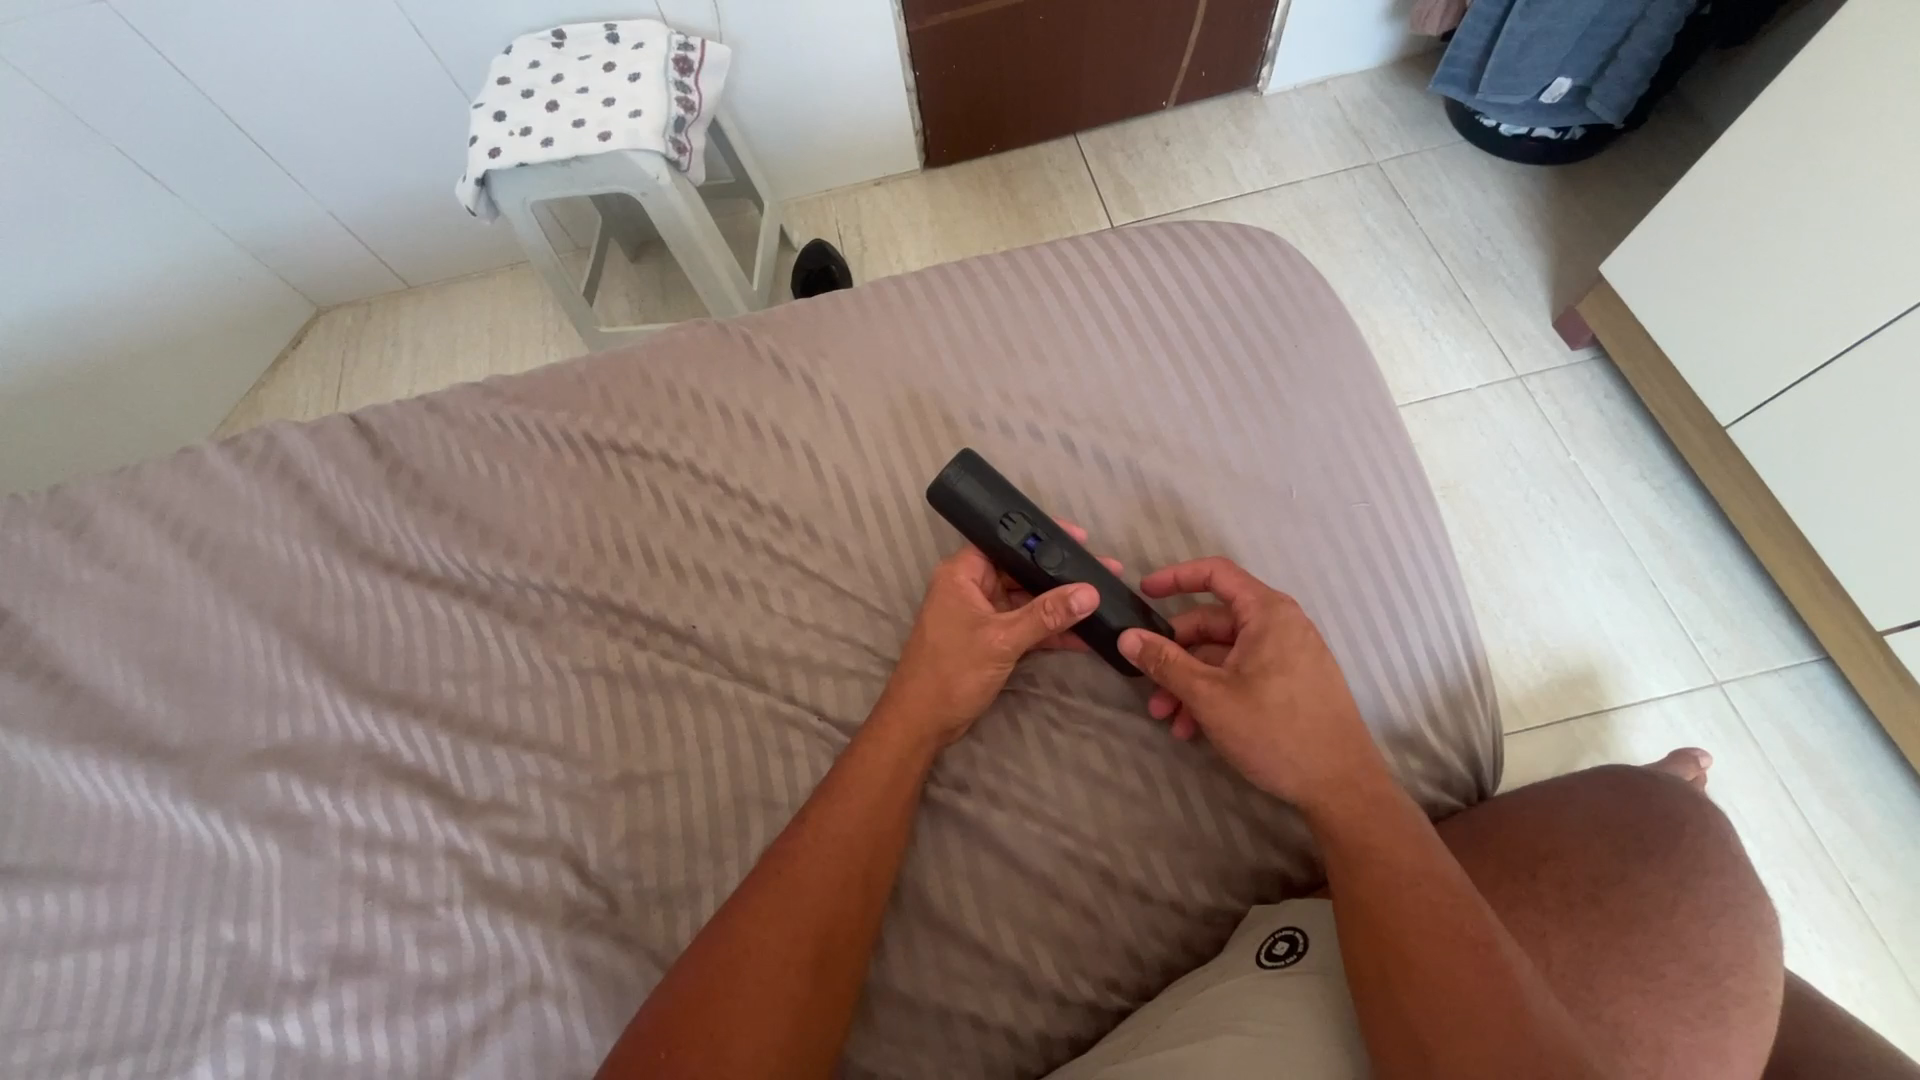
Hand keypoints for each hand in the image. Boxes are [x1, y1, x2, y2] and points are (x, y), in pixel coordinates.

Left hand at [878, 524, 1116, 748]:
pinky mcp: (990, 639)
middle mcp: (971, 587)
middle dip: (1059, 574)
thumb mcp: (1002, 639)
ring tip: (1103, 598)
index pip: (1005, 541)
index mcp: (962, 574)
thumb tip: (1089, 593)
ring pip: (1026, 600)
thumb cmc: (951, 672)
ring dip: (1059, 604)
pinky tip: (1085, 634)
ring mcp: (981, 614)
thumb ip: (1046, 615)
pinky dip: (1049, 629)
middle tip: (1103, 570)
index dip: (1042, 537)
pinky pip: (1025, 625)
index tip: (1080, 539)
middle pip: (1020, 570)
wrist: (921, 722)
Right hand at [1117, 557, 1386, 810]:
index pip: (1216, 573)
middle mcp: (1281, 626)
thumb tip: (1127, 637)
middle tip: (1148, 684)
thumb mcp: (1208, 695)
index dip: (1175, 578)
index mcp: (1267, 613)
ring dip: (1190, 681)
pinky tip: (1194, 729)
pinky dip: (1215, 693)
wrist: (1343, 787)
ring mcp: (1289, 656)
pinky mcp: (1293, 685)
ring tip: (1169, 718)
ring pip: (1224, 655)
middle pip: (1213, 623)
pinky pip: (1243, 675)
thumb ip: (1165, 662)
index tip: (1143, 593)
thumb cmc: (1275, 731)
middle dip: (1175, 654)